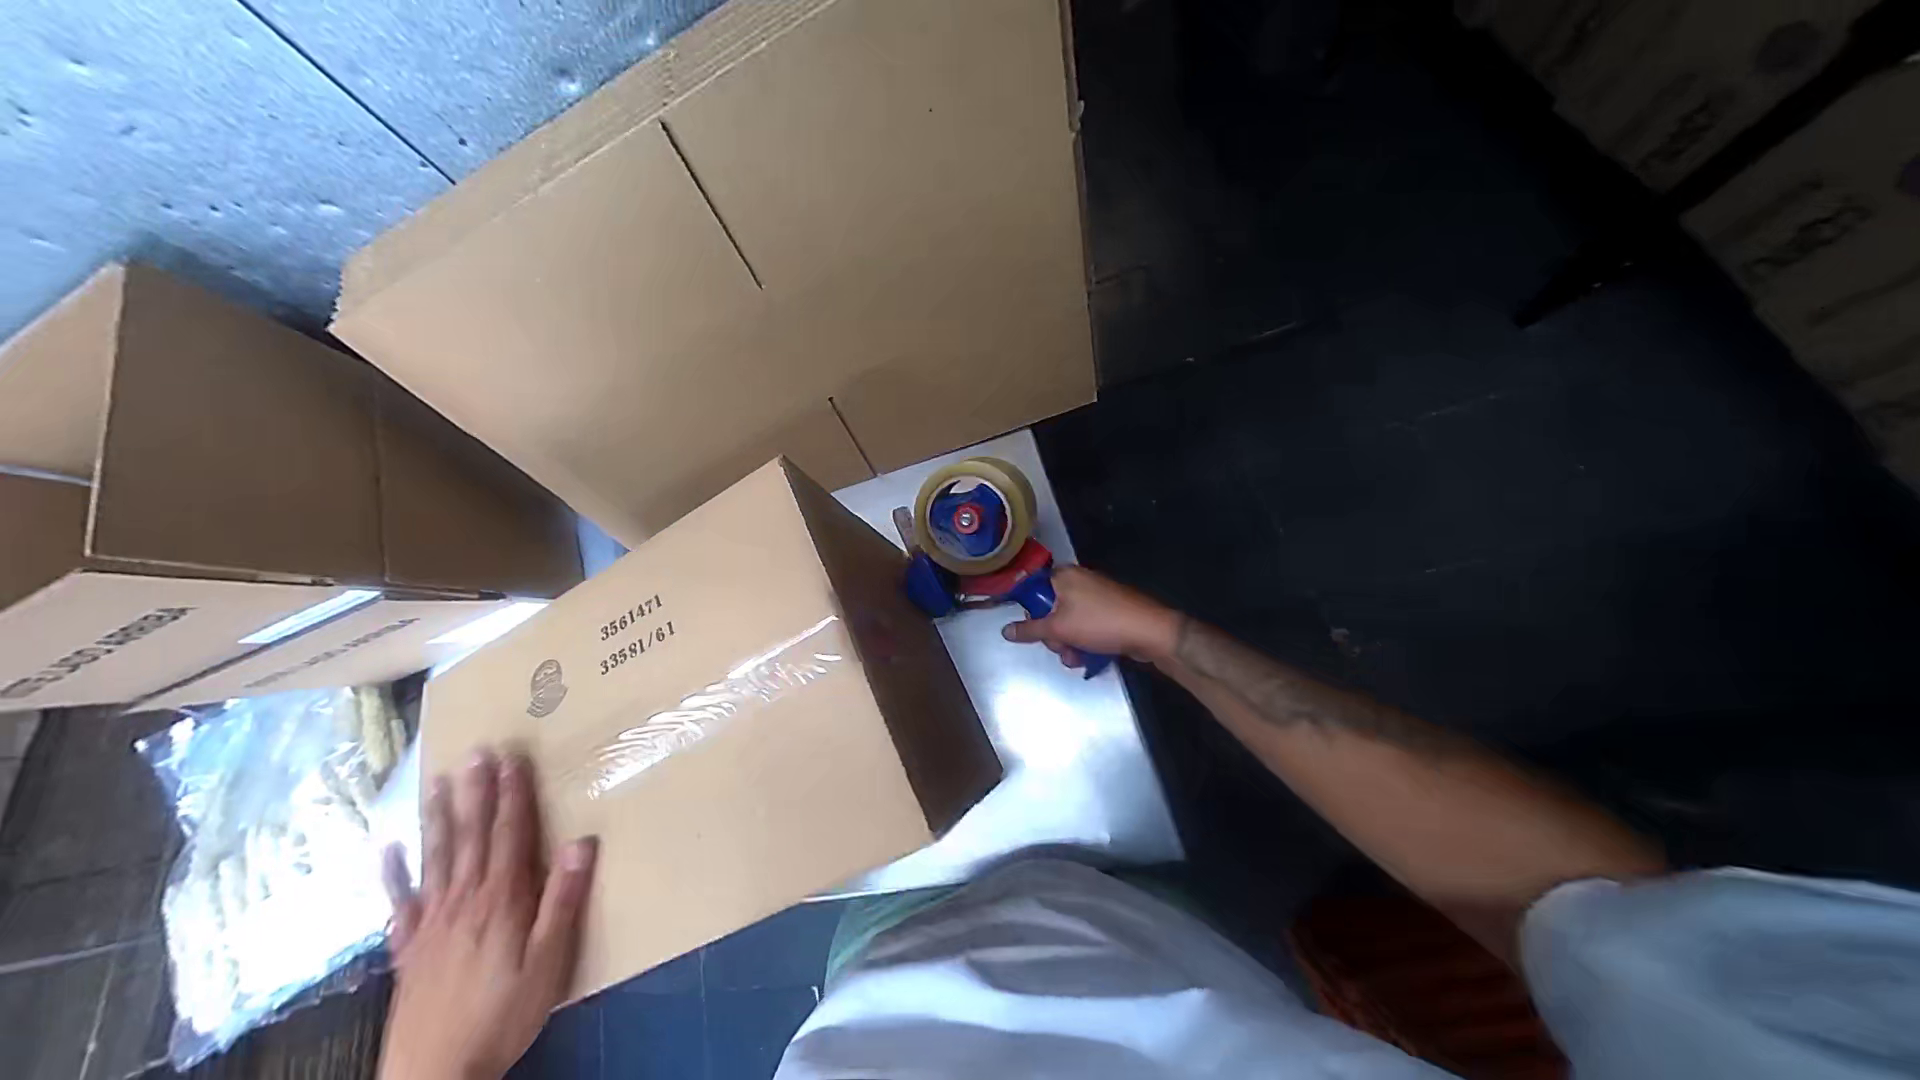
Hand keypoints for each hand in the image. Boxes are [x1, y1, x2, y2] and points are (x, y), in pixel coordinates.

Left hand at [378, 748, 597, 1079]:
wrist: (433, 1076)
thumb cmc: (504, 1014)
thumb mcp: (549, 961)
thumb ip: (562, 901)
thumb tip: (580, 843)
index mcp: (502, 900)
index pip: (510, 835)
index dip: (514, 795)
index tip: (514, 759)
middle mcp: (464, 900)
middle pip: (471, 836)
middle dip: (477, 792)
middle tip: (476, 752)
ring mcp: (431, 922)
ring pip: (437, 857)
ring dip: (441, 816)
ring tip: (440, 781)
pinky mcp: (409, 947)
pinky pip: (399, 902)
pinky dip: (393, 873)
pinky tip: (388, 849)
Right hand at [1001, 566, 1183, 666]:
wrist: (1150, 631)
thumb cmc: (1101, 623)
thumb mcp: (1059, 629)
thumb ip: (1029, 630)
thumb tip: (1005, 631)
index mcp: (1063, 575)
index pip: (1032, 588)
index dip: (1029, 611)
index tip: (1033, 629)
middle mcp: (1078, 580)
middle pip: (1049, 609)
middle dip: (1053, 635)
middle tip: (1061, 646)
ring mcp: (1095, 596)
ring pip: (1067, 622)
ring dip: (1068, 644)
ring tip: (1077, 657)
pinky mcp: (1109, 611)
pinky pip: (1085, 626)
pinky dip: (1084, 641)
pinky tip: (1088, 657)